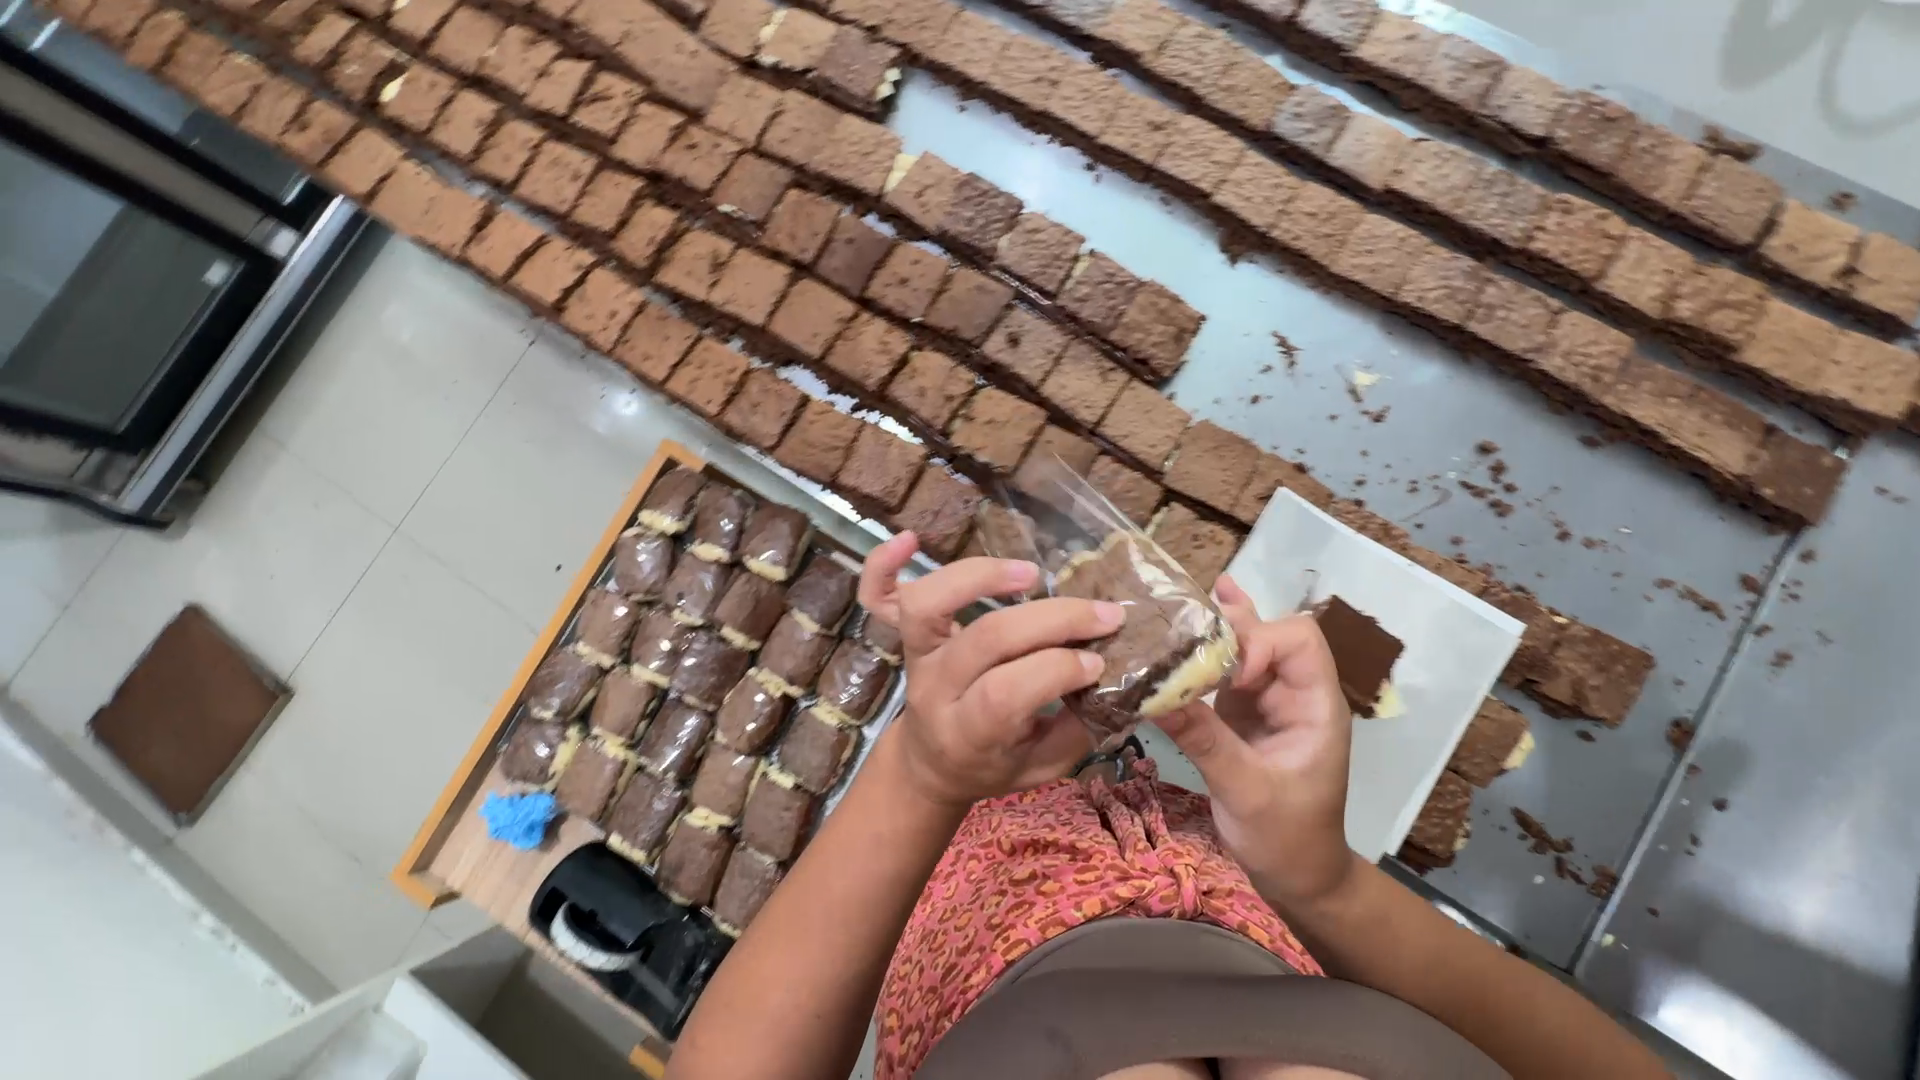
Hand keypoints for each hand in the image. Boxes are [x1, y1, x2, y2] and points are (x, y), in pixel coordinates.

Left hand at [858, 532, 1121, 807]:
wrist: (932, 764)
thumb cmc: (993, 765)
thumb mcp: (1041, 769)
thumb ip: (1076, 729)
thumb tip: (1119, 675)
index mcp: (966, 734)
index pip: (1003, 694)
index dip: (1055, 671)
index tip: (1097, 662)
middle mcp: (934, 690)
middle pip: (984, 639)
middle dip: (1052, 620)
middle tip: (1103, 613)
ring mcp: (916, 657)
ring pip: (927, 605)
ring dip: (979, 577)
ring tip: (1031, 574)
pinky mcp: (905, 635)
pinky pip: (877, 596)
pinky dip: (883, 565)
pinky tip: (911, 538)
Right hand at [1154, 574, 1356, 907]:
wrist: (1295, 875)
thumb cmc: (1286, 837)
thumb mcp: (1245, 792)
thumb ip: (1205, 741)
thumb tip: (1155, 697)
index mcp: (1315, 706)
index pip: (1298, 642)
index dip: (1259, 643)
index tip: (1223, 677)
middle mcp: (1294, 692)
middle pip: (1267, 634)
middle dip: (1227, 629)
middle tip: (1178, 631)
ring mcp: (1267, 700)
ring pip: (1244, 647)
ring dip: (1212, 632)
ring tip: (1175, 611)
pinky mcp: (1241, 712)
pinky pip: (1225, 671)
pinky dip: (1208, 648)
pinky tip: (1197, 610)